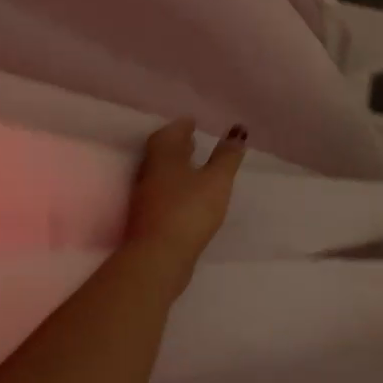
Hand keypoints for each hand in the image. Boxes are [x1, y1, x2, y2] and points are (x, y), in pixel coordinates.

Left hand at [122, 119, 245, 280]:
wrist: (156, 260)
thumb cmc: (189, 210)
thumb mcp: (217, 179)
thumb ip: (228, 155)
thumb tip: (237, 129)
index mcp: (165, 158)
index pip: (168, 134)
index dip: (180, 126)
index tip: (193, 122)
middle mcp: (149, 175)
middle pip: (160, 153)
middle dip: (176, 145)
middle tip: (193, 139)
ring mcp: (145, 200)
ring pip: (159, 174)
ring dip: (175, 167)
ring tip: (194, 165)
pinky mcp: (146, 221)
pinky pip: (161, 194)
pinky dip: (173, 187)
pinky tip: (187, 195)